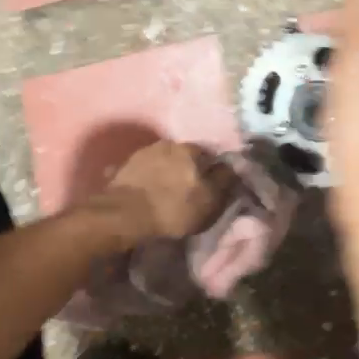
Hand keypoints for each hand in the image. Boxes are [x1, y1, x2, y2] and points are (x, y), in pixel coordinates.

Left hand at [97, 141, 229, 242]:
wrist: (125, 214)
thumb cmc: (173, 208)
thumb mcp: (209, 200)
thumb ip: (224, 180)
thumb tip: (234, 165)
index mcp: (190, 149)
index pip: (208, 154)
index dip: (210, 170)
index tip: (209, 184)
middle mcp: (167, 144)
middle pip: (183, 155)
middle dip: (186, 168)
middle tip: (187, 188)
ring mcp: (143, 152)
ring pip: (162, 161)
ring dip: (165, 172)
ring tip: (165, 191)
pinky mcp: (124, 166)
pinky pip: (144, 170)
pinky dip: (148, 178)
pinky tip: (148, 190)